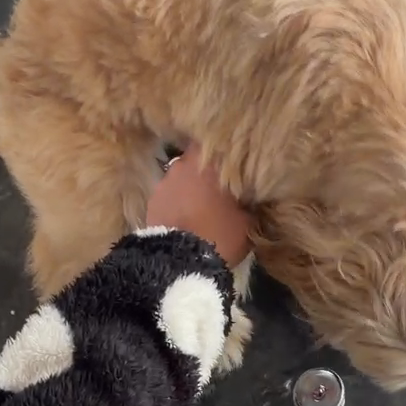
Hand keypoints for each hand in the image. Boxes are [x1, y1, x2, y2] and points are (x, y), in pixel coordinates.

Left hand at [146, 145, 252, 266]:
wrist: (180, 261)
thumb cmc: (220, 234)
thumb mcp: (249, 221)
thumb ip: (251, 202)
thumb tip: (253, 195)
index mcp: (209, 162)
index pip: (218, 145)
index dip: (226, 154)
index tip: (236, 165)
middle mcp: (182, 164)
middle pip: (198, 162)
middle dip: (208, 173)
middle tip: (221, 189)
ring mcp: (163, 183)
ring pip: (183, 180)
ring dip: (191, 189)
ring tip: (203, 208)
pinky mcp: (151, 203)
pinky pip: (170, 197)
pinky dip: (179, 204)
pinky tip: (187, 219)